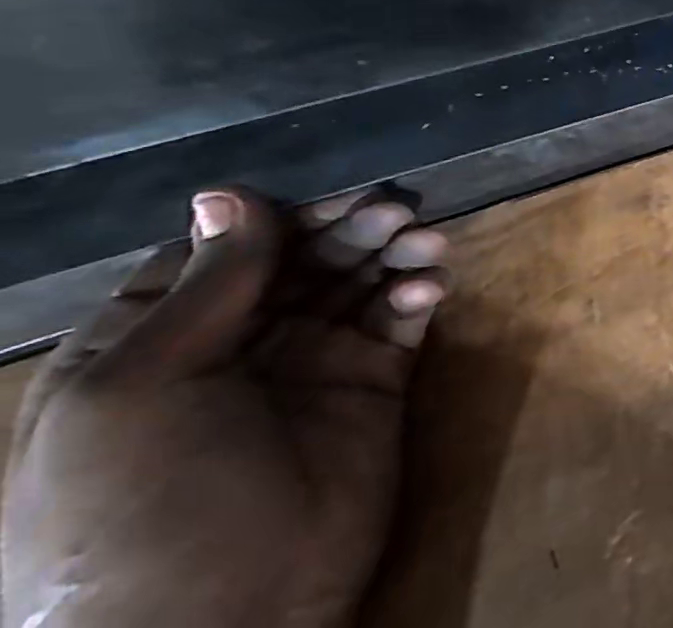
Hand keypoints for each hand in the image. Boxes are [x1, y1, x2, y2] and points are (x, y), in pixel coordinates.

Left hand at [3, 188, 449, 627]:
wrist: (221, 614)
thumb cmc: (139, 501)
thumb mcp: (135, 388)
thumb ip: (201, 289)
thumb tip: (228, 195)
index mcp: (155, 342)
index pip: (225, 254)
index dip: (279, 221)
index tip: (334, 202)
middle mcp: (237, 345)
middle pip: (305, 262)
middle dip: (353, 232)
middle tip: (400, 213)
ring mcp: (311, 366)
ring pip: (360, 285)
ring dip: (395, 256)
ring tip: (428, 243)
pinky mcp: (373, 386)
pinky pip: (400, 324)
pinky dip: (416, 297)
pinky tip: (426, 291)